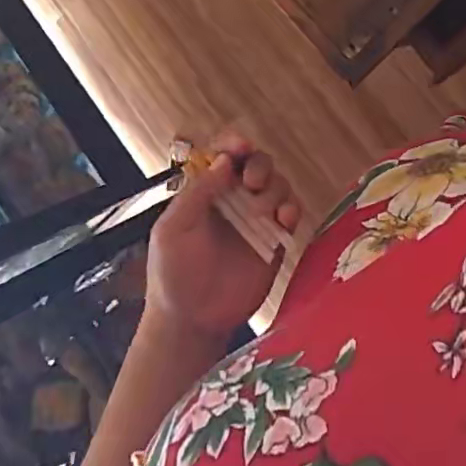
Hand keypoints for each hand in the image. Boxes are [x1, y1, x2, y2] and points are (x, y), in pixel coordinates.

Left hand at [146, 132, 301, 346]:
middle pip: (257, 164)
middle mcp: (234, 200)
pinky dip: (292, 210)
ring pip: (278, 185)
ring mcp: (256, 220)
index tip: (242, 147)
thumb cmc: (173, 272)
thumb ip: (198, 193)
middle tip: (252, 183)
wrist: (193, 320)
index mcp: (206, 192)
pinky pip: (291, 214)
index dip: (234, 145)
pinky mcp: (275, 241)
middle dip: (259, 166)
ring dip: (275, 189)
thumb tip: (224, 161)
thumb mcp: (173, 228)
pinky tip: (284, 219)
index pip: (224, 156)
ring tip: (262, 212)